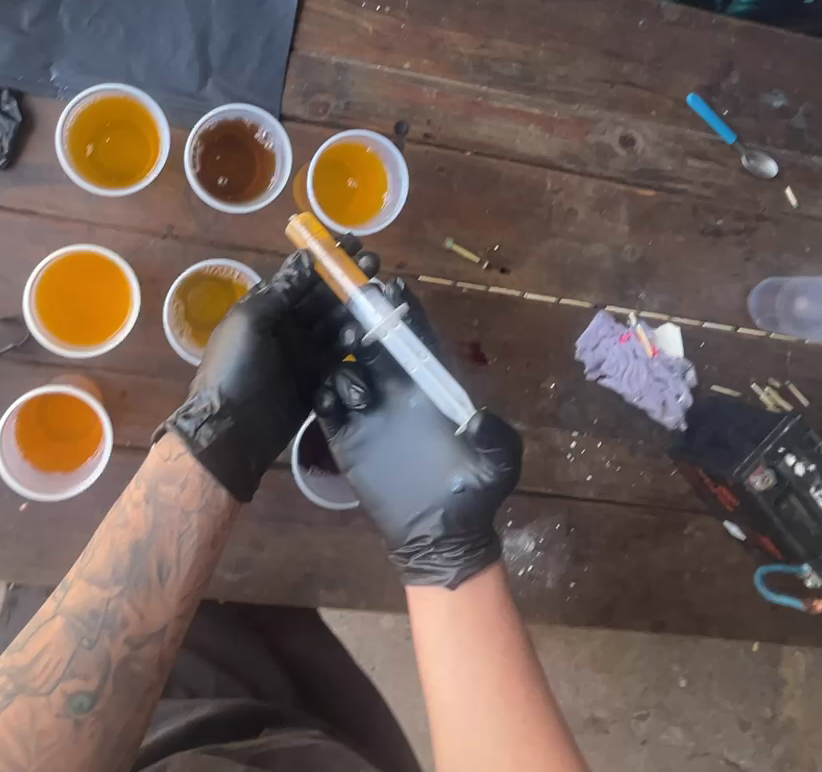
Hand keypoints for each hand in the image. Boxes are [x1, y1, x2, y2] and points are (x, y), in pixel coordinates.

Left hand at [161, 242, 377, 501]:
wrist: (230, 431)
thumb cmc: (234, 368)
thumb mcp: (250, 322)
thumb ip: (281, 290)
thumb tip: (306, 256)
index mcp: (267, 307)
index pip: (302, 275)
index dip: (328, 259)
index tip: (355, 243)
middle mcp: (287, 326)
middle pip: (324, 298)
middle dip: (348, 281)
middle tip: (375, 265)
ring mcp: (303, 353)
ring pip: (335, 325)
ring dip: (354, 311)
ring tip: (375, 302)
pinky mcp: (316, 380)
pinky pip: (339, 357)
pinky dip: (352, 345)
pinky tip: (367, 336)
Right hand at [314, 280, 522, 588]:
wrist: (439, 536)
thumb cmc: (474, 494)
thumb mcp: (498, 465)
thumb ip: (495, 438)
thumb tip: (479, 415)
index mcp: (430, 385)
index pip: (417, 338)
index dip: (407, 310)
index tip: (395, 286)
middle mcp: (396, 388)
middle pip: (375, 342)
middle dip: (365, 319)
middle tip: (358, 311)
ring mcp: (367, 409)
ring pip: (346, 366)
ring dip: (343, 355)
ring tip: (349, 356)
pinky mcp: (344, 434)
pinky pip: (326, 404)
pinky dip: (324, 394)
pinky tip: (330, 398)